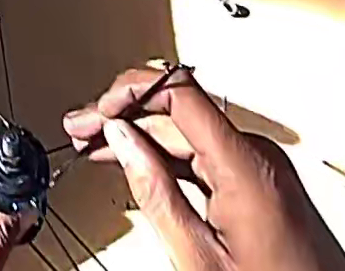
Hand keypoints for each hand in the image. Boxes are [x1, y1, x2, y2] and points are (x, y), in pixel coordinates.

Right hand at [62, 69, 344, 270]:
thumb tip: (119, 136)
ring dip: (140, 138)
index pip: (178, 91)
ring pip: (187, 134)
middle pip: (177, 113)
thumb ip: (154, 191)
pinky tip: (138, 166)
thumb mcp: (199, 261)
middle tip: (83, 130)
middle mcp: (257, 156)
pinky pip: (204, 157)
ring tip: (98, 147)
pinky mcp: (262, 187)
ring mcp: (262, 171)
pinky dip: (166, 159)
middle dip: (124, 117)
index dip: (131, 91)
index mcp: (246, 165)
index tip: (98, 109)